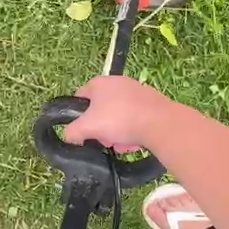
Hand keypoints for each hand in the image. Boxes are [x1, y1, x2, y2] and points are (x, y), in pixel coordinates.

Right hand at [62, 75, 178, 150]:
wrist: (158, 122)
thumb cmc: (118, 119)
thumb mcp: (87, 127)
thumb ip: (72, 131)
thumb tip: (70, 136)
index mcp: (99, 83)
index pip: (80, 97)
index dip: (78, 115)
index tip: (83, 131)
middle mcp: (118, 82)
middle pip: (101, 109)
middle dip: (101, 128)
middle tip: (104, 140)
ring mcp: (136, 91)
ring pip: (119, 115)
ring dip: (117, 132)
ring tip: (121, 145)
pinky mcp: (151, 102)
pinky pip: (135, 118)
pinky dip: (133, 130)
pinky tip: (135, 143)